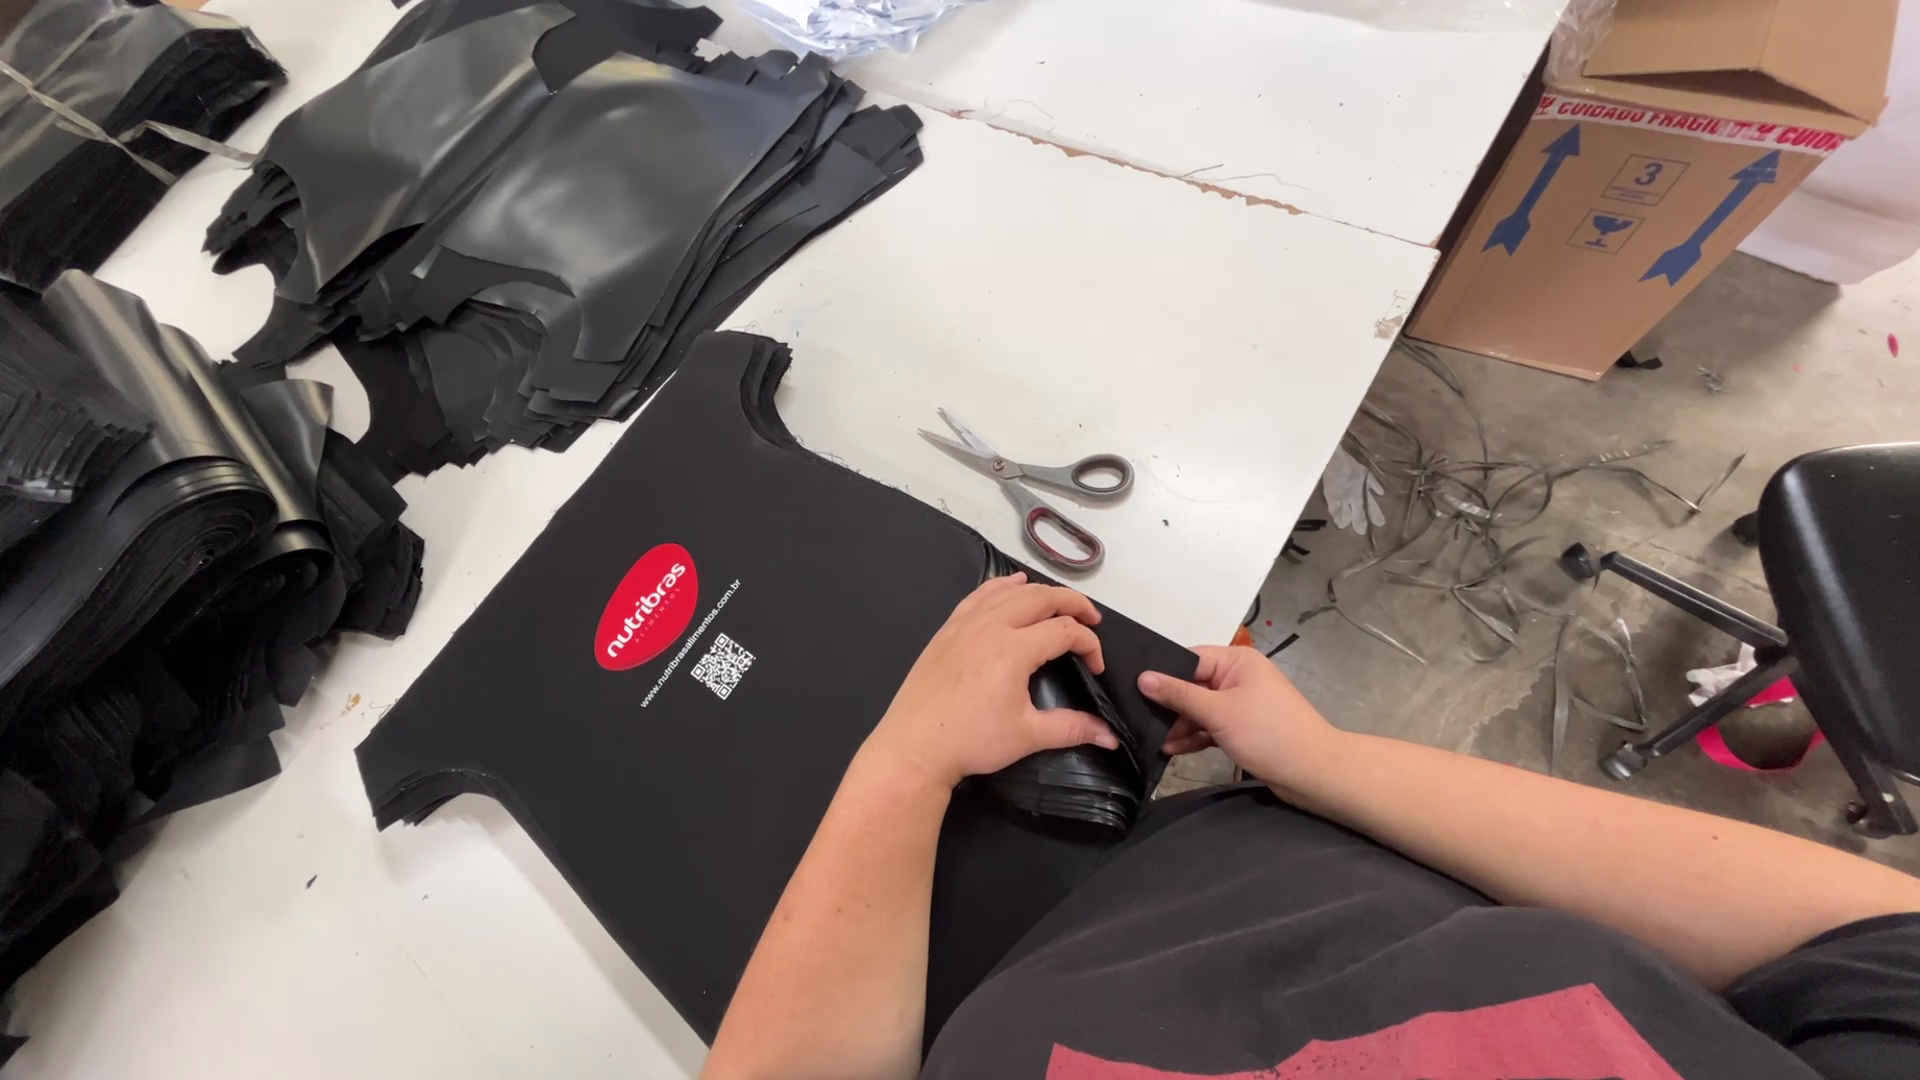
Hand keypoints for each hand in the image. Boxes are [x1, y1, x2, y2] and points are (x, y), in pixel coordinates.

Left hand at [861, 573, 1118, 789]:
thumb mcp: (1027, 736)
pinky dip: (1002, 586)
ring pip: (1010, 592)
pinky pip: (979, 595)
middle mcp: (991, 626)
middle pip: (1042, 598)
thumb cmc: (971, 740)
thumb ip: (1072, 728)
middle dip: (1073, 604)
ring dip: (1040, 592)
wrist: (915, 745)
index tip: (1096, 667)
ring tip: (1059, 603)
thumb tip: (1110, 737)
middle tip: (1091, 619)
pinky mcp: (948, 629)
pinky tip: (1013, 586)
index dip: (1089, 644)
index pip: (1065, 631)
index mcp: (1014, 649)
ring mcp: (966, 624)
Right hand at [1139, 646, 1344, 789]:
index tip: (1132, 687)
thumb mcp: (1218, 712)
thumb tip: (1142, 677)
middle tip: (1138, 717)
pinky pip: (1209, 725)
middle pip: (1191, 684)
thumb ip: (1179, 694)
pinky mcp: (1241, 728)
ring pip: (1198, 708)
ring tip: (1154, 740)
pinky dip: (1193, 735)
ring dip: (1179, 724)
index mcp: (1236, 661)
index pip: (1189, 659)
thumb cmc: (1268, 733)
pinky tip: (1172, 749)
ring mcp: (1240, 703)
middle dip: (1169, 704)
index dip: (1162, 673)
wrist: (1314, 774)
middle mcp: (1237, 677)